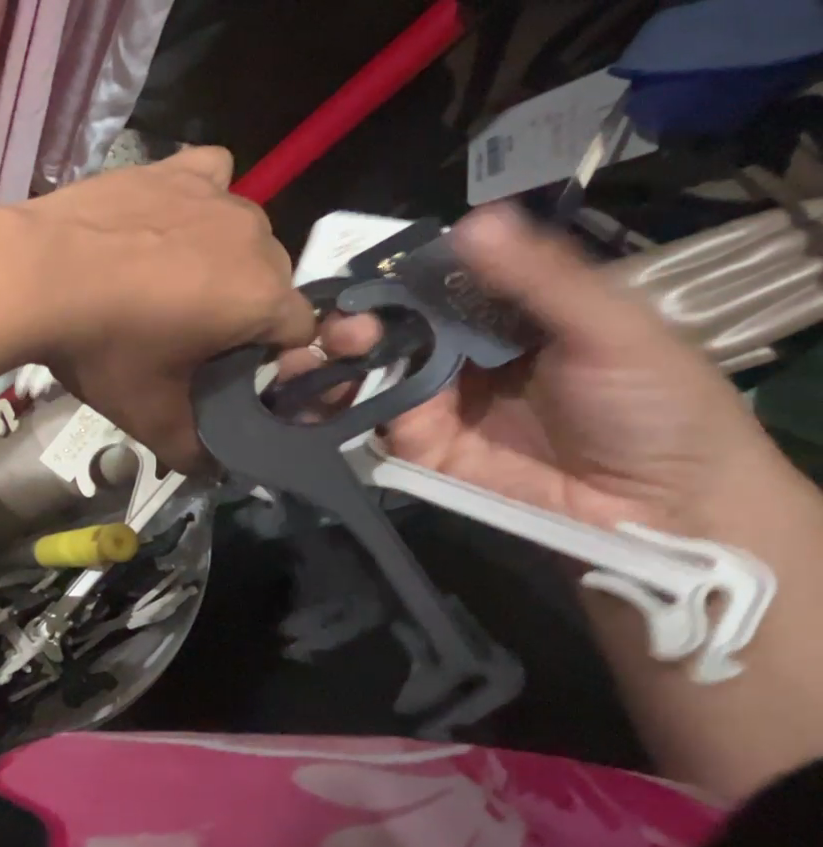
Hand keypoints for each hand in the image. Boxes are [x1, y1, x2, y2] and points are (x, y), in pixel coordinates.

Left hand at [14, 146, 314, 468]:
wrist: (36, 276)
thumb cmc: (102, 348)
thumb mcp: (147, 413)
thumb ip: (191, 448)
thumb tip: (210, 469)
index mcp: (263, 298)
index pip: (297, 332)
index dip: (266, 356)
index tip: (222, 369)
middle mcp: (257, 238)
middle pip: (268, 282)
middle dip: (239, 310)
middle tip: (180, 335)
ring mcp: (217, 196)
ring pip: (239, 235)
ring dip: (216, 260)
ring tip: (157, 285)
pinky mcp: (175, 168)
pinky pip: (208, 180)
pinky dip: (196, 204)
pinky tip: (163, 223)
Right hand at [317, 204, 785, 535]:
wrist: (657, 507)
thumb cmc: (654, 403)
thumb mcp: (608, 325)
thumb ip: (537, 278)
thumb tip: (468, 221)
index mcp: (509, 318)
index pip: (439, 286)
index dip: (398, 278)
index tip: (366, 272)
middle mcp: (464, 357)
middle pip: (392, 329)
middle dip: (353, 321)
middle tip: (341, 327)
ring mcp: (436, 405)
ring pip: (369, 372)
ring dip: (331, 362)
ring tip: (307, 357)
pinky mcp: (417, 450)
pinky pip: (371, 422)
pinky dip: (334, 407)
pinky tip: (314, 393)